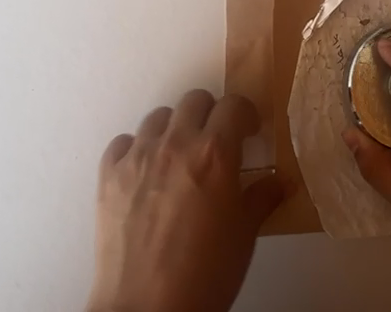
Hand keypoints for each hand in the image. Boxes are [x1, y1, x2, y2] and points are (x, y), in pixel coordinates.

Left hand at [87, 90, 287, 311]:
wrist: (147, 311)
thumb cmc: (206, 274)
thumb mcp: (245, 234)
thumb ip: (262, 198)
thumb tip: (281, 181)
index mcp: (216, 152)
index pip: (235, 105)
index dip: (245, 115)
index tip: (249, 132)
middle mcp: (176, 143)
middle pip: (195, 100)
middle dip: (210, 115)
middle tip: (216, 142)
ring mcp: (139, 156)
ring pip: (159, 116)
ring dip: (173, 128)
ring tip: (179, 157)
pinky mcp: (109, 175)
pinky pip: (123, 142)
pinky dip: (136, 149)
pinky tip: (145, 173)